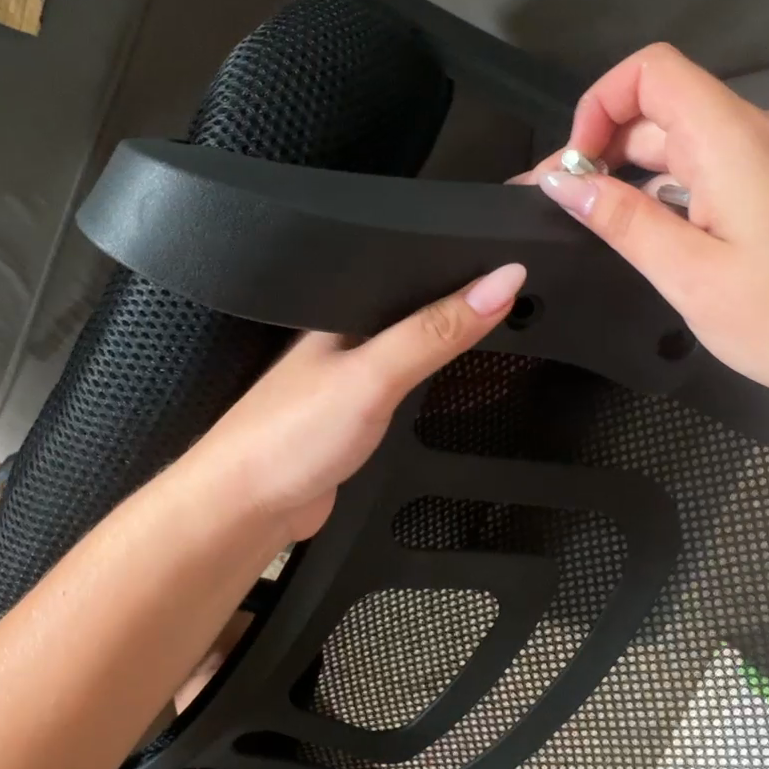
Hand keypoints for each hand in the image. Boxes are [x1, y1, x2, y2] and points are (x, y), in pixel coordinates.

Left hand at [175, 264, 527, 541]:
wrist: (248, 508)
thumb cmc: (286, 437)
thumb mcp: (373, 375)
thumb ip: (433, 330)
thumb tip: (498, 283)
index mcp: (341, 311)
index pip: (411, 270)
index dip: (462, 263)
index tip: (517, 260)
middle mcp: (342, 340)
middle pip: (414, 308)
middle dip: (462, 301)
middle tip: (521, 293)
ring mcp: (347, 379)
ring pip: (409, 349)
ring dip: (447, 342)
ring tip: (499, 326)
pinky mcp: (351, 416)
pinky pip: (400, 388)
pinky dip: (431, 384)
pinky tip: (450, 382)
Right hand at [514, 44, 768, 435]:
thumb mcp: (689, 276)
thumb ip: (623, 221)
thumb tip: (561, 183)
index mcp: (738, 141)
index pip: (652, 71)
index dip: (599, 104)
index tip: (574, 169)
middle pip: (669, 109)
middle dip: (607, 149)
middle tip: (568, 209)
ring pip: (697, 142)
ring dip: (643, 174)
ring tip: (608, 227)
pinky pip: (729, 166)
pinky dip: (683, 187)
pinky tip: (670, 235)